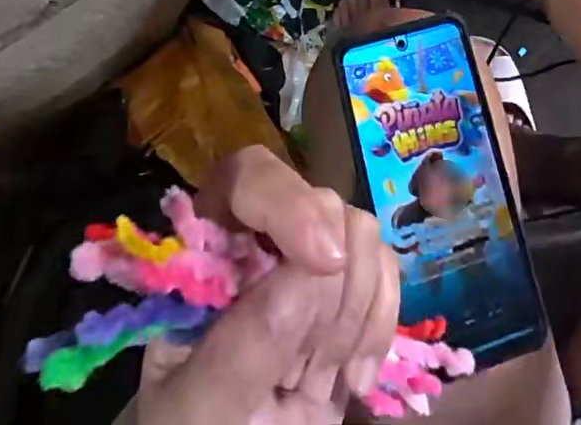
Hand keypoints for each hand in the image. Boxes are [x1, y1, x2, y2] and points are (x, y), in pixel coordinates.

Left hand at [131, 147, 398, 424]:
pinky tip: (354, 377)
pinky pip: (387, 268)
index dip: (289, 202)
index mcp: (206, 241)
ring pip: (363, 232)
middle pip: (320, 204)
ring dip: (353, 315)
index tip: (324, 260)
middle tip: (299, 371)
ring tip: (315, 378)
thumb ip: (237, 348)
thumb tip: (312, 273)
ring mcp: (310, 255)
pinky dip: (380, 325)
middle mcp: (261, 232)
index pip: (248, 177)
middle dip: (325, 292)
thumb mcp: (193, 407)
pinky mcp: (350, 285)